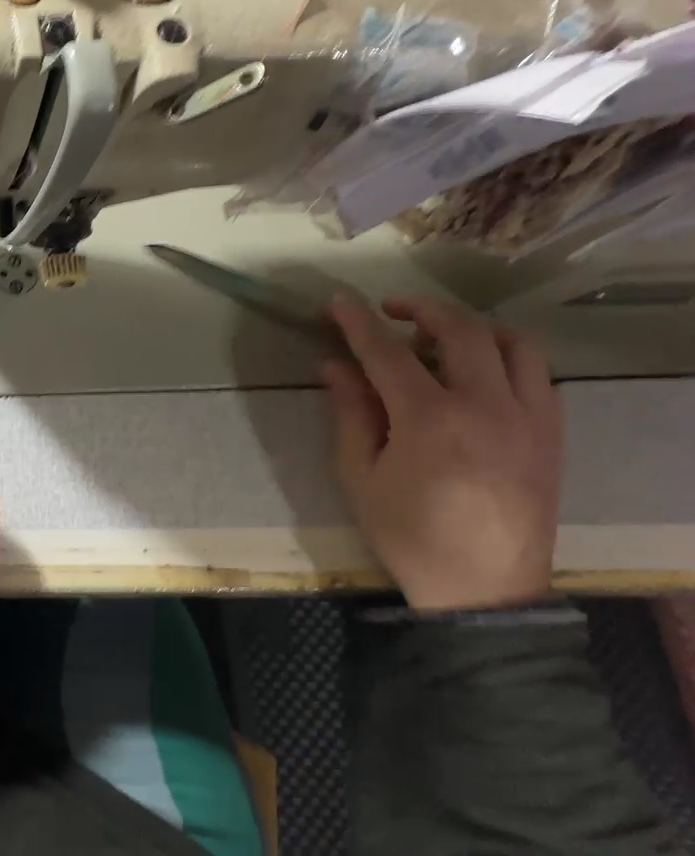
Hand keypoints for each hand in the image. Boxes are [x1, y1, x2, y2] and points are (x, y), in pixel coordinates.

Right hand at [322, 295, 563, 612]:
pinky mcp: (552, 433)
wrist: (483, 584)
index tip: (337, 302)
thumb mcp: (359, 473)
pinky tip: (476, 370)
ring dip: (472, 326)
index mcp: (431, 418)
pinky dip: (505, 356)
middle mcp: (488, 406)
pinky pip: (537, 374)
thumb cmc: (406, 531)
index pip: (388, 352)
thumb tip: (335, 365)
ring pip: (514, 343)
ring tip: (438, 333)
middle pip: (461, 330)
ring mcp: (530, 417)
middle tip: (388, 310)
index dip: (358, 323)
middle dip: (420, 309)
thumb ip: (351, 412)